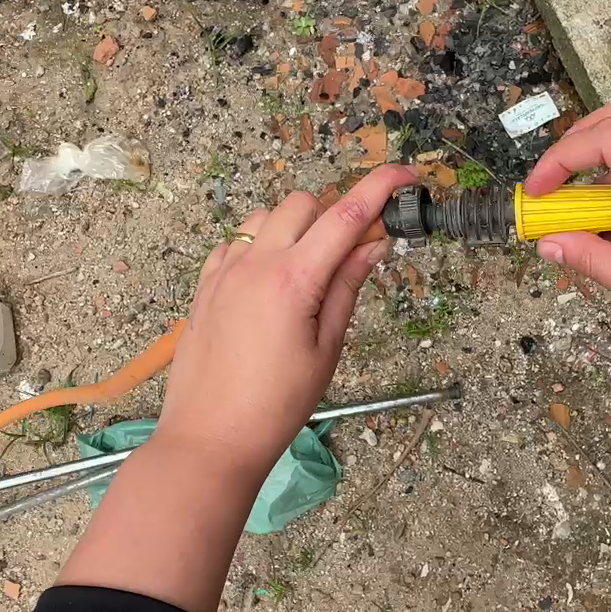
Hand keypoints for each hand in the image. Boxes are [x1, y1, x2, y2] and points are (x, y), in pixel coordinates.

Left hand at [156, 164, 415, 474]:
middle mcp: (255, 263)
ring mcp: (224, 270)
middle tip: (351, 252)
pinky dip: (261, 244)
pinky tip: (269, 279)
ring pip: (266, 215)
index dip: (380, 187)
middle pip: (304, 203)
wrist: (210, 438)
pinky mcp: (205, 284)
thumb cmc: (278, 403)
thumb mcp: (327, 347)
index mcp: (294, 279)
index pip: (346, 215)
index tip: (405, 173)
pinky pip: (236, 240)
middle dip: (334, 214)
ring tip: (308, 269)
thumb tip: (375, 245)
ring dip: (296, 227)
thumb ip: (348, 287)